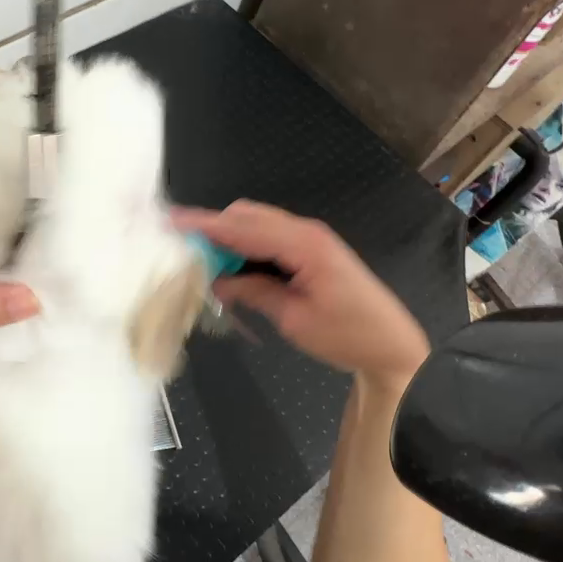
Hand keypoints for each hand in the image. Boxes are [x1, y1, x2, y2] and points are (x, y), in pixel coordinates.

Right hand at [174, 201, 426, 388]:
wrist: (391, 345)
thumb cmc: (348, 336)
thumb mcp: (295, 320)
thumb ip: (255, 293)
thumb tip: (216, 281)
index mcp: (303, 245)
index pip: (243, 229)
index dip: (205, 225)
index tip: (171, 222)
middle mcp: (305, 232)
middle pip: (247, 216)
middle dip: (213, 229)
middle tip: (184, 254)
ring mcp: (309, 238)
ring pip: (256, 223)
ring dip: (229, 238)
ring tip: (202, 264)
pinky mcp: (310, 250)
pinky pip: (269, 237)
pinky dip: (245, 246)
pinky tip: (232, 269)